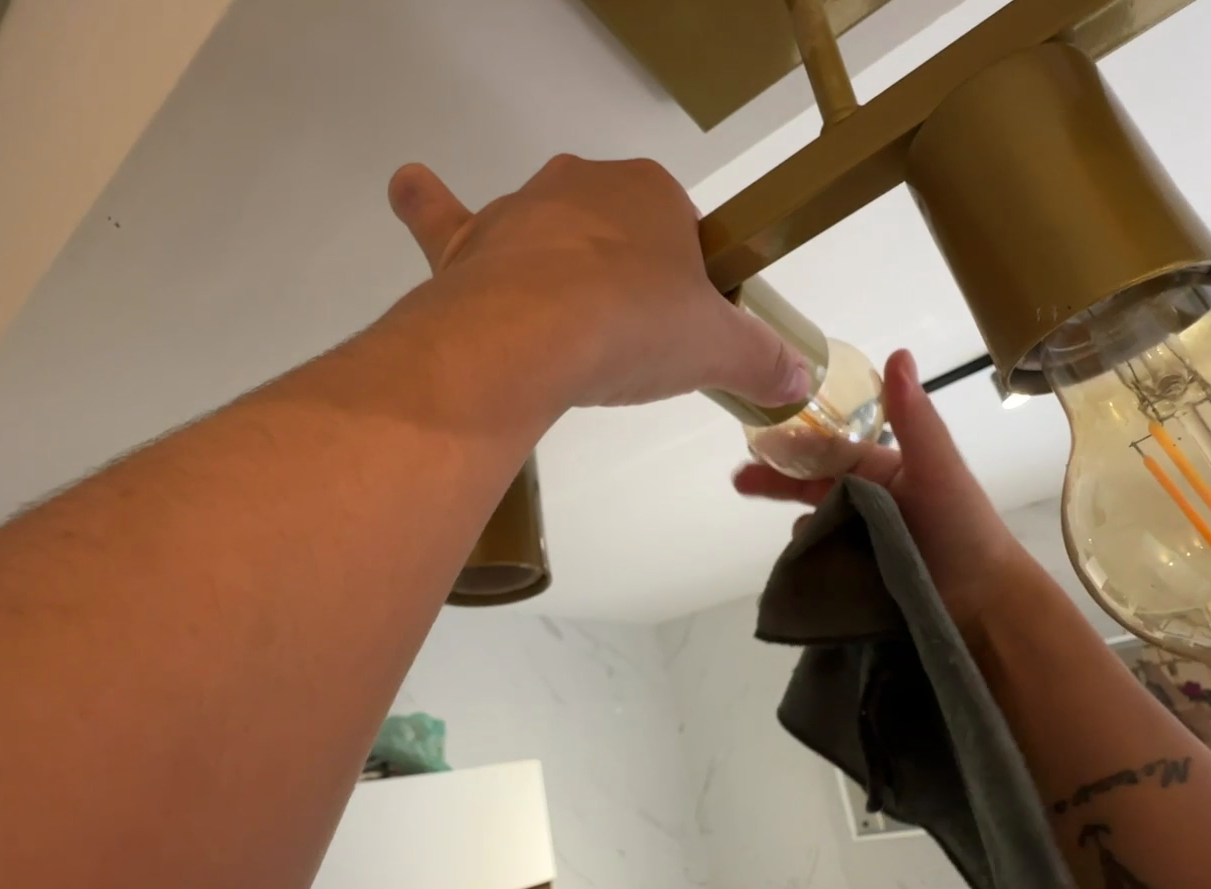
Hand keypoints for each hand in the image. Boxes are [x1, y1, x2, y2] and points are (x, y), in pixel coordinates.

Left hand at [387, 156, 810, 410]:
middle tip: (621, 343)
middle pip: (610, 231)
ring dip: (553, 271)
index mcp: (652, 194)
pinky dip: (428, 205)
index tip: (672, 333)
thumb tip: (798, 382)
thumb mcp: (718, 350)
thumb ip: (763, 361)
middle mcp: (583, 184)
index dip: (680, 286)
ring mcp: (520, 209)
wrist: (534, 336)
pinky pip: (441, 214)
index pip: (678, 233)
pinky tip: (411, 187)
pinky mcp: (465, 241)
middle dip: (619, 280)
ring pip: (542, 231)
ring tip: (560, 333)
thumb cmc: (636, 327)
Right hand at [734, 349, 1025, 629]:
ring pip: (812, 518)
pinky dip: (805, 552)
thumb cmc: (961, 526)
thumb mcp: (938, 467)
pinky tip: (796, 555)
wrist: (981, 600)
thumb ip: (914, 417)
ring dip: (787, 514)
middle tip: (739, 480)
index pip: (827, 450)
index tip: (757, 444)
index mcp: (881, 468)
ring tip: (763, 521)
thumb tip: (897, 353)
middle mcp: (866, 497)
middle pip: (810, 483)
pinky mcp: (854, 568)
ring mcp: (858, 534)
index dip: (792, 444)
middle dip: (774, 478)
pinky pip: (819, 555)